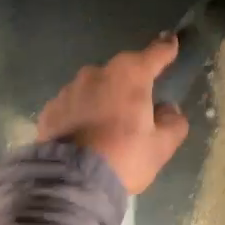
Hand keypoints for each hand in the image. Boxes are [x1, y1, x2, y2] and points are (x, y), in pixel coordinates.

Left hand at [38, 38, 190, 194]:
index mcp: (130, 75)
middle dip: (129, 87)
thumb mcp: (160, 148)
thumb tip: (170, 110)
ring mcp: (70, 89)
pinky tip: (84, 137)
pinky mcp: (51, 109)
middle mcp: (97, 72)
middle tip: (135, 113)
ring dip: (102, 102)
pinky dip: (81, 117)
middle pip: (121, 74)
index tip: (171, 44)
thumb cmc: (124, 158)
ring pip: (94, 90)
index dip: (166, 49)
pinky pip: (73, 107)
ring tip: (105, 130)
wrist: (73, 180)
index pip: (155, 54)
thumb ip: (173, 124)